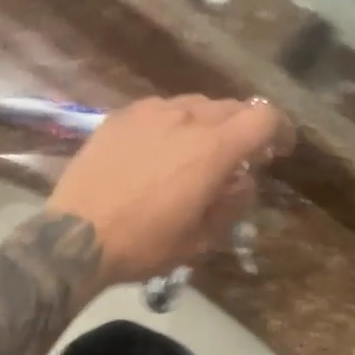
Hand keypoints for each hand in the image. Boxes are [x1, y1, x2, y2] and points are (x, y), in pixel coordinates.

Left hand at [47, 96, 292, 283]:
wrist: (75, 237)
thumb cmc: (142, 247)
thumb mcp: (197, 241)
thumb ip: (229, 206)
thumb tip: (243, 183)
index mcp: (212, 150)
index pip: (263, 118)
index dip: (278, 131)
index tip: (279, 151)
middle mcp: (185, 119)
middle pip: (229, 108)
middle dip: (241, 131)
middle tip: (237, 159)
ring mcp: (149, 113)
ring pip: (193, 106)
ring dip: (205, 126)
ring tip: (195, 156)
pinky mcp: (120, 117)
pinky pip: (158, 112)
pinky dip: (171, 127)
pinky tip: (159, 154)